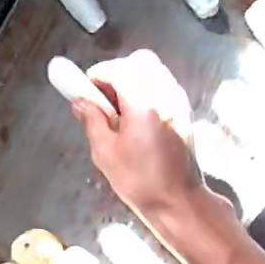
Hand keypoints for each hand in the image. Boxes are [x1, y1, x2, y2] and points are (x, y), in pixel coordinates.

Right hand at [70, 49, 227, 229]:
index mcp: (143, 101)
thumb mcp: (105, 152)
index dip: (95, 77)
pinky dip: (144, 92)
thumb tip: (80, 102)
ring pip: (152, 71)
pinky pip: (161, 86)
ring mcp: (178, 101)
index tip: (82, 91)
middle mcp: (165, 94)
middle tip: (99, 99)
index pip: (116, 69)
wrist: (178, 201)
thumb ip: (91, 120)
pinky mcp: (183, 111)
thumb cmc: (142, 182)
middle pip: (138, 62)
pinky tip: (133, 118)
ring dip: (130, 82)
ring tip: (115, 111)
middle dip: (115, 74)